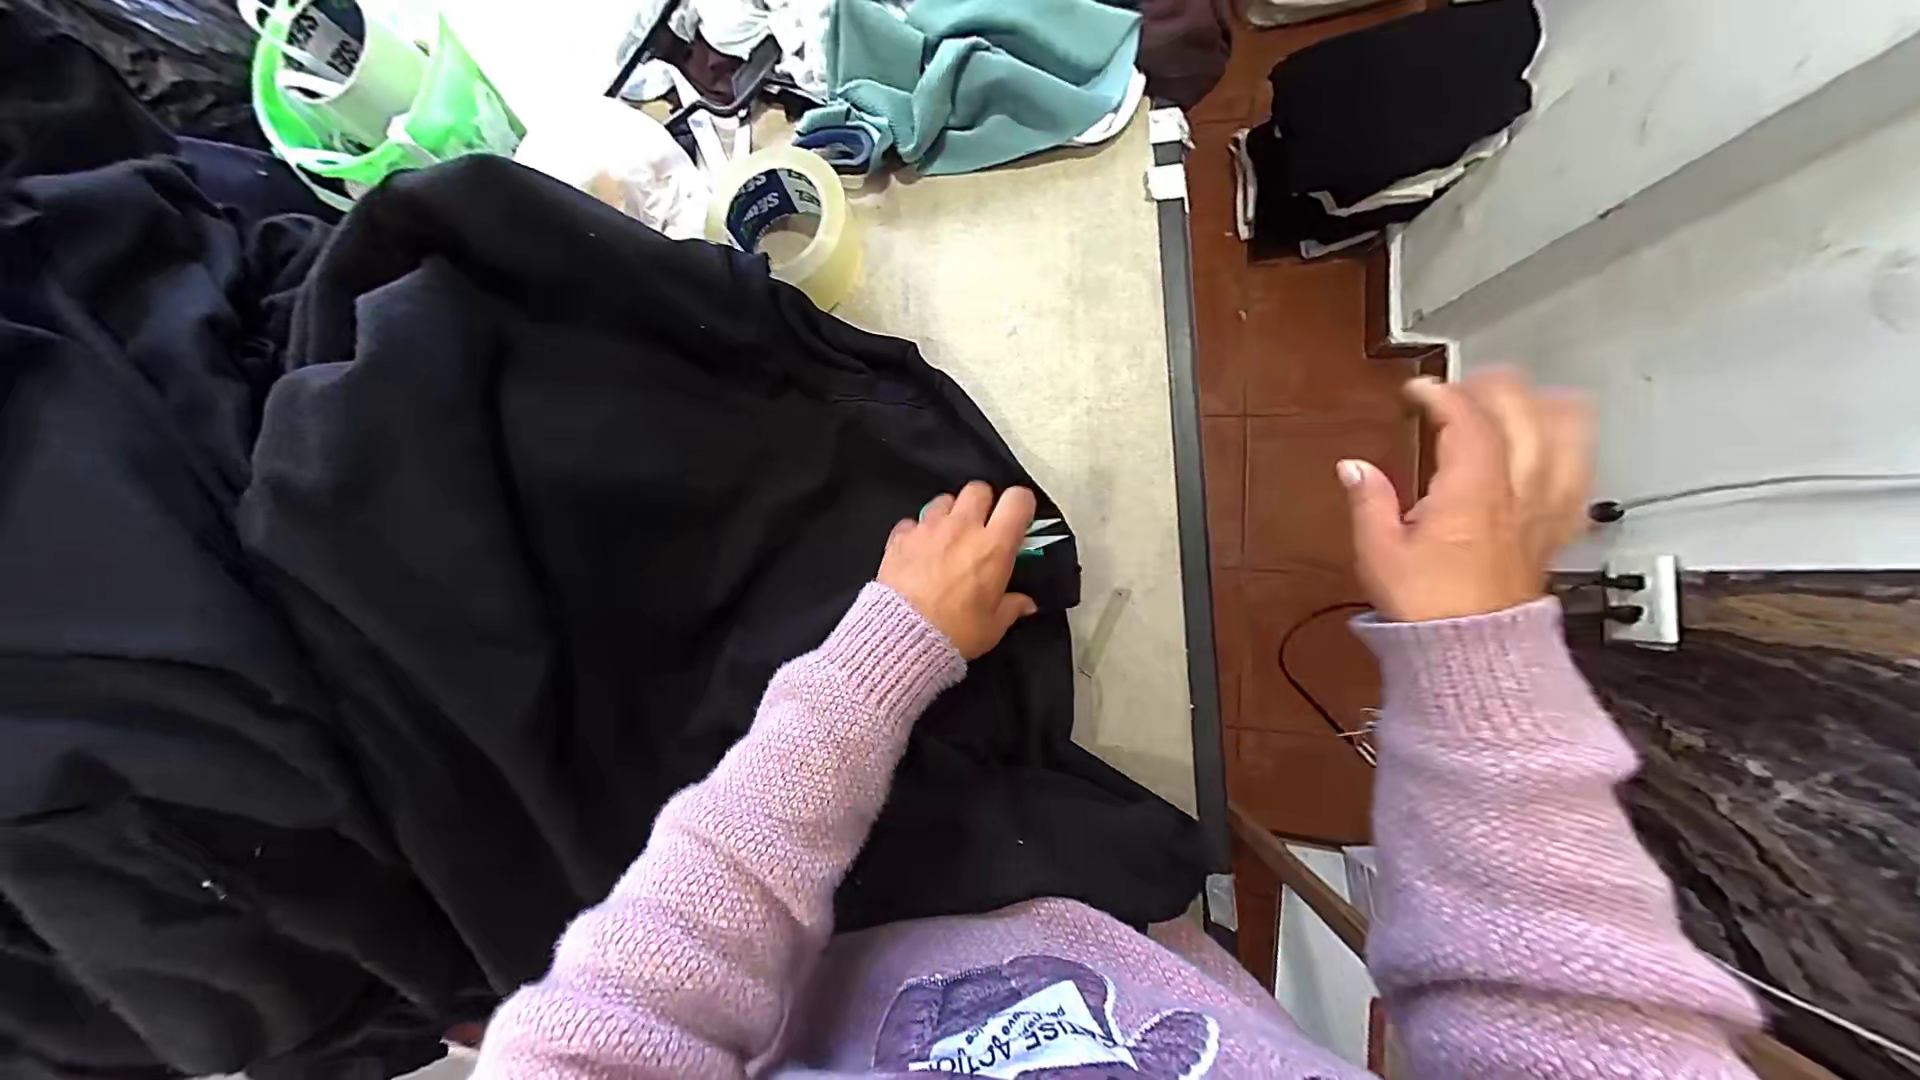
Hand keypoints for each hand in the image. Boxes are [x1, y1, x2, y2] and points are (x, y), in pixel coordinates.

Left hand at [878, 481, 1039, 658]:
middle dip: (984, 503)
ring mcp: (929, 528)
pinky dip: (918, 531)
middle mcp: (963, 528)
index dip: (1020, 505)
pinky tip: (919, 550)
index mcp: (994, 546)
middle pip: (979, 489)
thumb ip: (1012, 607)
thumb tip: (1024, 604)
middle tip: (982, 526)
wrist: (904, 637)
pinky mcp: (901, 536)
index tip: (1017, 520)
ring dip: (950, 513)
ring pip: (945, 499)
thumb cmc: (955, 631)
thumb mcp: (993, 625)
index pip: (1018, 500)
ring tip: (949, 536)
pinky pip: (913, 521)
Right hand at [1338, 370, 1593, 622]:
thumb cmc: (1426, 603)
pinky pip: (1581, 477)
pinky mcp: (1555, 529)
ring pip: (1570, 439)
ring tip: (1526, 397)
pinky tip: (1562, 446)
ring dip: (1548, 408)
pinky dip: (1574, 449)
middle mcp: (1515, 496)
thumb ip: (1368, 501)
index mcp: (1470, 496)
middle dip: (1497, 389)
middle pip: (1526, 418)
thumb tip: (1353, 467)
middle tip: (1468, 382)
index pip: (1468, 424)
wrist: (1469, 647)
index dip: (1444, 397)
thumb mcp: (1378, 550)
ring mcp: (1543, 511)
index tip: (1420, 390)